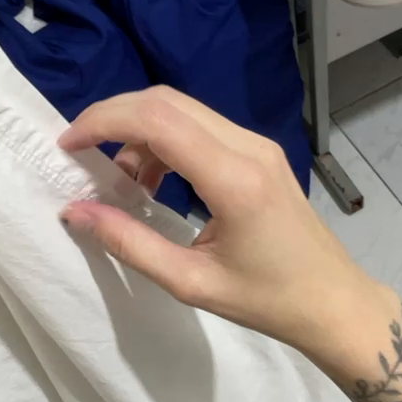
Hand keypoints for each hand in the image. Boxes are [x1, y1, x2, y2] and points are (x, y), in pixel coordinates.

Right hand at [59, 87, 399, 369]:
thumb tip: (76, 211)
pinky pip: (198, 125)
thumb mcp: (189, 282)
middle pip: (165, 100)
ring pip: (180, 107)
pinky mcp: (257, 150)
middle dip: (112, 116)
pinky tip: (152, 179)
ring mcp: (256, 143)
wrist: (334, 301)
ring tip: (119, 179)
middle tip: (80, 151)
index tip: (68, 144)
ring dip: (137, 129)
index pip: (157, 120)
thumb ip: (128, 242)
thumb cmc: (267, 300)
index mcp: (233, 180)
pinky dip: (161, 139)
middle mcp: (247, 147)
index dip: (103, 122)